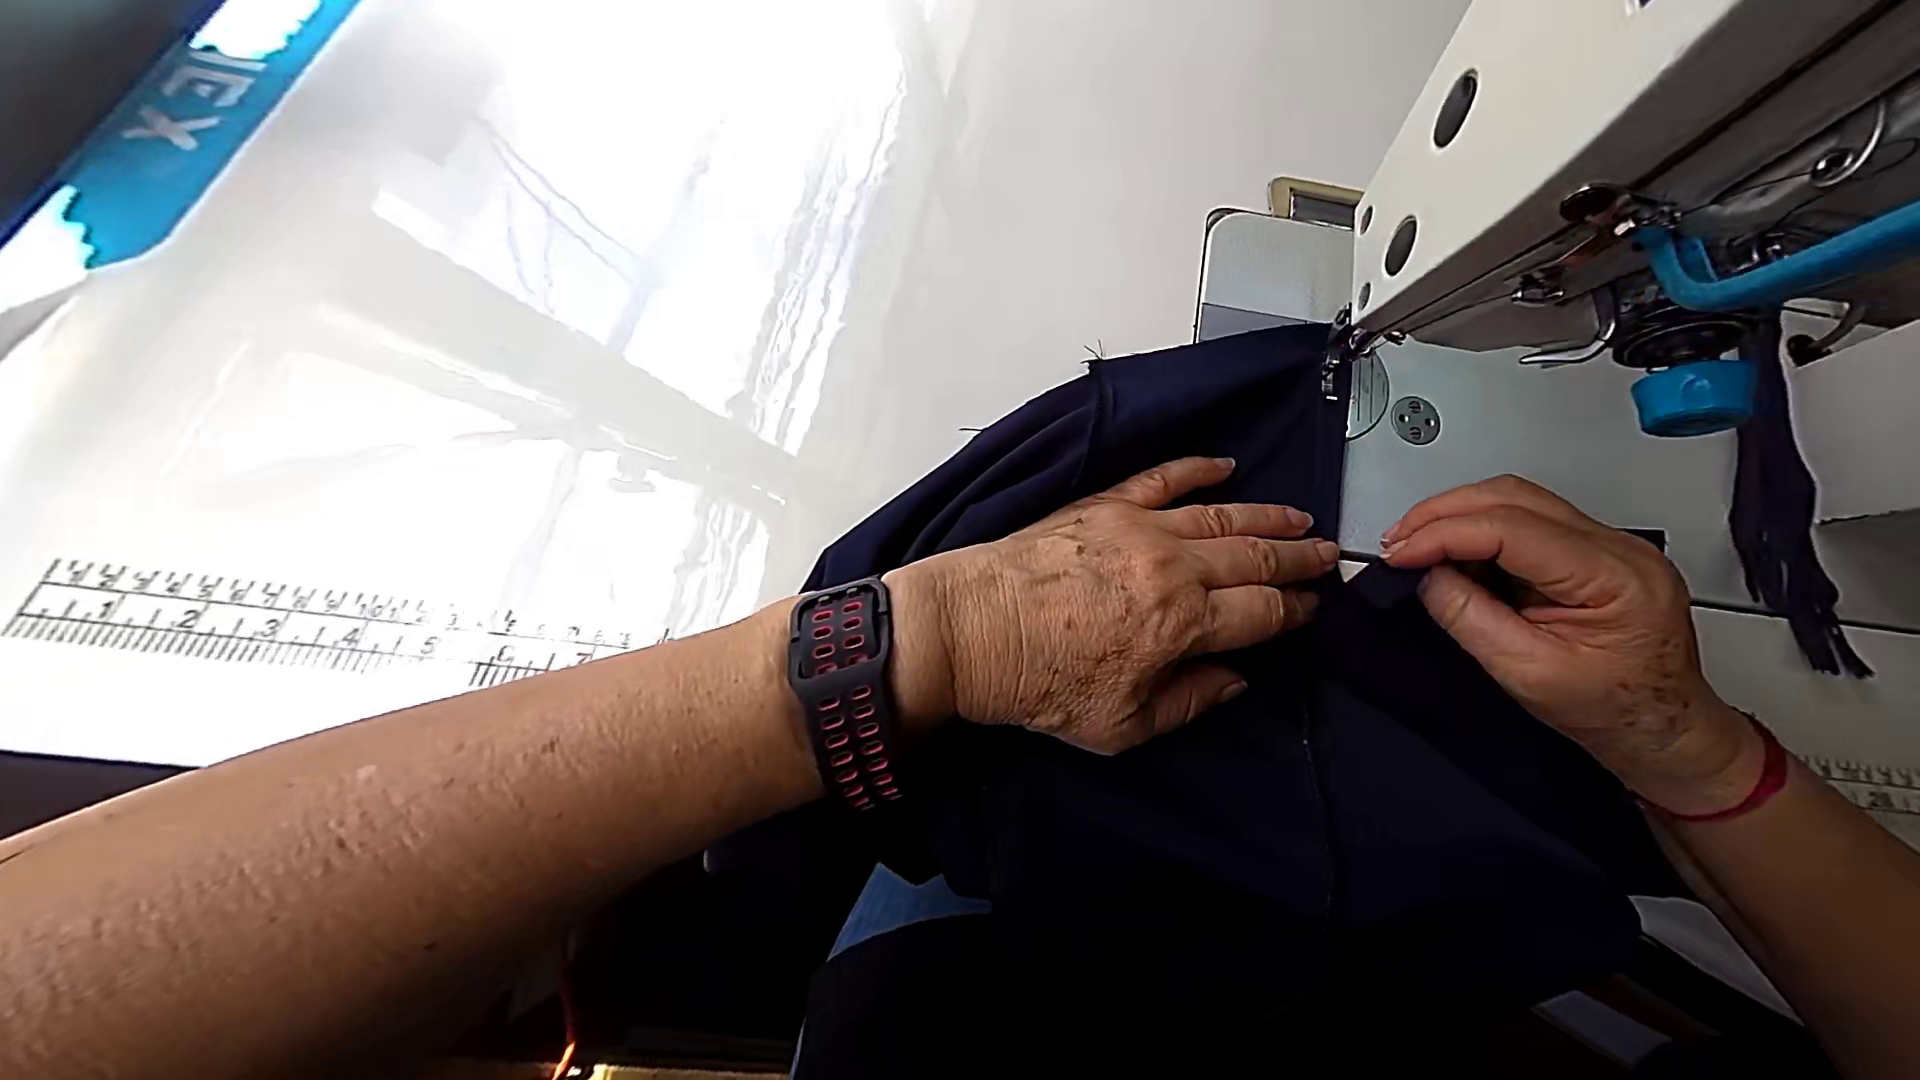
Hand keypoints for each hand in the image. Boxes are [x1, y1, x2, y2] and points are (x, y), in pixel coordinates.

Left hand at [884, 457, 1338, 754]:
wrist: (971, 630)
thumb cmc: (1038, 683)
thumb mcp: (1120, 725)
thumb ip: (1188, 701)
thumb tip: (1235, 679)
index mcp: (1182, 625)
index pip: (1262, 612)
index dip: (1295, 610)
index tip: (1313, 606)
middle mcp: (1171, 568)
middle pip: (1254, 557)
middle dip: (1297, 558)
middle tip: (1327, 557)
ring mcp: (1136, 528)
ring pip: (1220, 515)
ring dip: (1266, 516)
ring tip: (1298, 518)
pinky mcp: (1102, 505)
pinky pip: (1161, 478)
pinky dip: (1195, 468)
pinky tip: (1224, 466)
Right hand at [1380, 475, 1765, 814]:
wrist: (1661, 726)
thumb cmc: (1607, 708)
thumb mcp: (1521, 669)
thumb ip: (1466, 614)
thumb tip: (1422, 574)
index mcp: (1613, 577)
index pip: (1510, 528)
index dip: (1441, 535)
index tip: (1396, 556)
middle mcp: (1615, 547)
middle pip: (1510, 496)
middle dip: (1439, 513)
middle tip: (1396, 543)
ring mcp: (1602, 543)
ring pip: (1511, 499)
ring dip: (1451, 516)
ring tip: (1413, 546)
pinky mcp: (1582, 549)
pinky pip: (1517, 519)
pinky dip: (1469, 530)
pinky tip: (1446, 555)